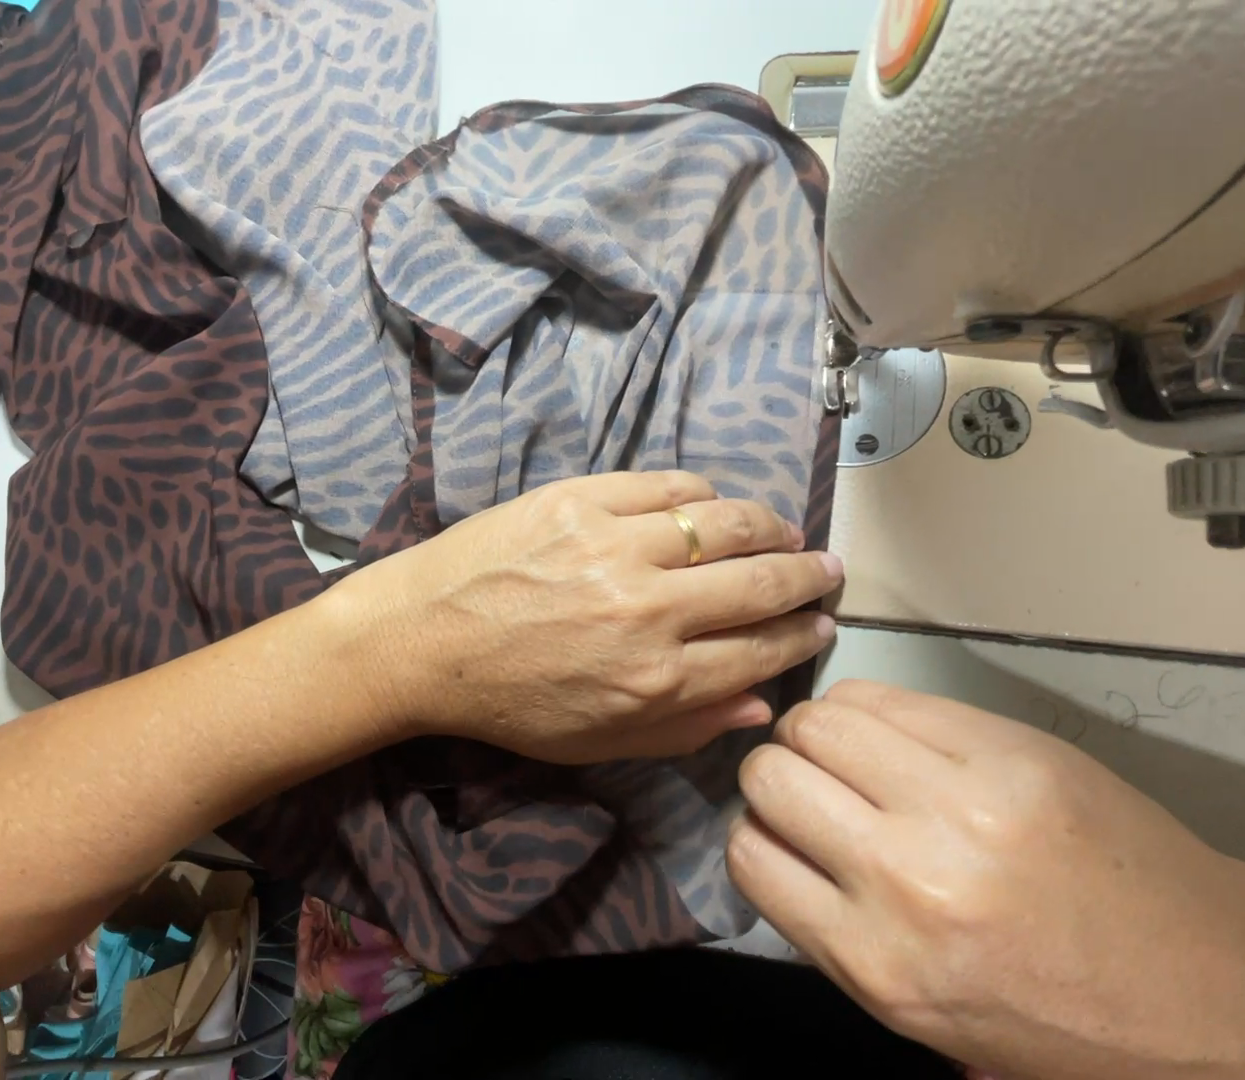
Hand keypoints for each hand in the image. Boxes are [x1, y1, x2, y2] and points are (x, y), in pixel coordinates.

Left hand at [331, 470, 842, 763]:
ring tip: (780, 532)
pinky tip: (710, 504)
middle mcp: (648, 609)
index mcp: (656, 679)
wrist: (420, 639)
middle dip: (807, 577)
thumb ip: (684, 728)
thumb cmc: (506, 701)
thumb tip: (760, 703)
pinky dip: (701, 493)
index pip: (762, 650)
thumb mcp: (595, 743)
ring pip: (725, 522)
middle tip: (825, 571)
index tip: (819, 624)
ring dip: (769, 527)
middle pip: (760, 582)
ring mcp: (612, 545)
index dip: (802, 636)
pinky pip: (665, 485)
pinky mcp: (577, 499)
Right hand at [727, 681, 1244, 1079]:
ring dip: (814, 737)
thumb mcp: (912, 1006)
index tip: (784, 838)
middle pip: (770, 774)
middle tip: (815, 792)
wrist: (1222, 998)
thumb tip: (765, 834)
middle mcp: (909, 877)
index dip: (756, 836)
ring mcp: (965, 802)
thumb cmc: (1049, 1017)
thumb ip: (823, 922)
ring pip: (815, 722)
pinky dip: (864, 713)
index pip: (748, 853)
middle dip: (775, 778)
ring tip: (852, 759)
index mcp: (880, 961)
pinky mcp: (1010, 748)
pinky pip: (880, 697)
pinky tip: (892, 739)